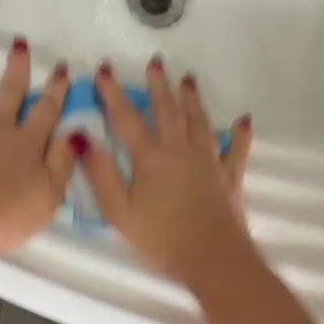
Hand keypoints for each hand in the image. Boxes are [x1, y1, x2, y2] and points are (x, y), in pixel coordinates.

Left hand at [0, 34, 79, 251]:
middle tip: (19, 41)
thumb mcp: (50, 194)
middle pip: (10, 90)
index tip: (63, 67)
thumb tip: (75, 133)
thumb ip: (63, 161)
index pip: (47, 110)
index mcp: (28, 142)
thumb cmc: (10, 213)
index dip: (57, 88)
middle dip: (17, 65)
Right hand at [79, 58, 256, 287]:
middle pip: (168, 110)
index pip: (127, 118)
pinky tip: (242, 121)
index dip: (113, 92)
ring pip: (199, 122)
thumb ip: (100, 173)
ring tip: (189, 80)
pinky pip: (236, 150)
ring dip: (192, 99)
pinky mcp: (229, 177)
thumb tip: (80, 137)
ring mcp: (208, 161)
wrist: (215, 260)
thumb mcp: (119, 211)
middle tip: (156, 62)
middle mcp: (180, 150)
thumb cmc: (162, 239)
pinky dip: (239, 134)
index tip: (104, 69)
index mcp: (150, 157)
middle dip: (159, 85)